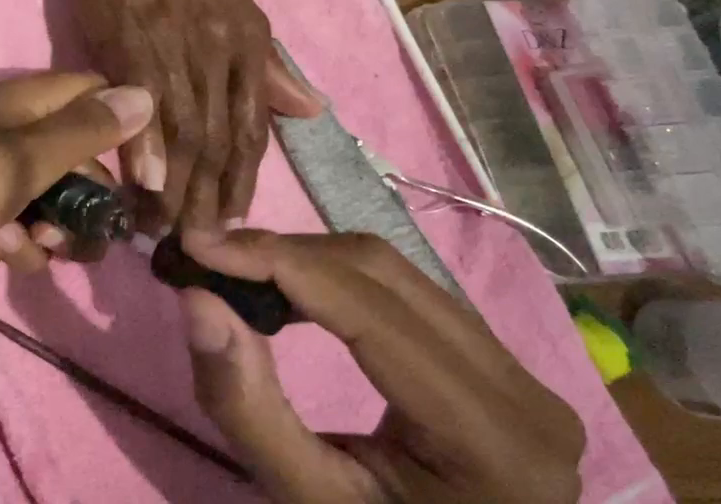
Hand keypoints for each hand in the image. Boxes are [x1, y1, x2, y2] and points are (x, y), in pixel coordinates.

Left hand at [0, 73, 152, 269]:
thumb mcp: (23, 160)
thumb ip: (83, 132)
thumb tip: (143, 94)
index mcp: (26, 102)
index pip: (99, 99)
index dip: (129, 138)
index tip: (143, 190)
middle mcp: (10, 126)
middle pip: (75, 163)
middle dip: (74, 212)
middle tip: (55, 240)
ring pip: (41, 202)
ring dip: (31, 235)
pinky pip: (4, 220)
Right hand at [67, 0, 320, 227]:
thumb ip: (265, 58)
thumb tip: (309, 110)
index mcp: (248, 44)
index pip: (252, 126)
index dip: (244, 179)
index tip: (233, 224)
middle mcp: (222, 52)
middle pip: (221, 139)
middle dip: (210, 197)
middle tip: (199, 246)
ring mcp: (178, 46)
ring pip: (187, 129)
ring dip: (179, 184)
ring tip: (166, 228)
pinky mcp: (132, 37)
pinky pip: (146, 98)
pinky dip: (147, 142)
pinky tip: (144, 180)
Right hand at [178, 230, 585, 503]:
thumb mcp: (307, 498)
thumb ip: (246, 404)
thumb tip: (196, 298)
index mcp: (496, 440)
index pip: (370, 310)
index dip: (277, 262)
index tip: (192, 243)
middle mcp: (527, 393)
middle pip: (381, 273)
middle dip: (281, 254)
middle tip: (202, 258)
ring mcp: (523, 375)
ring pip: (391, 271)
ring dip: (301, 261)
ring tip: (232, 275)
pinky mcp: (500, 366)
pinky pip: (403, 292)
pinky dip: (329, 279)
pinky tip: (284, 295)